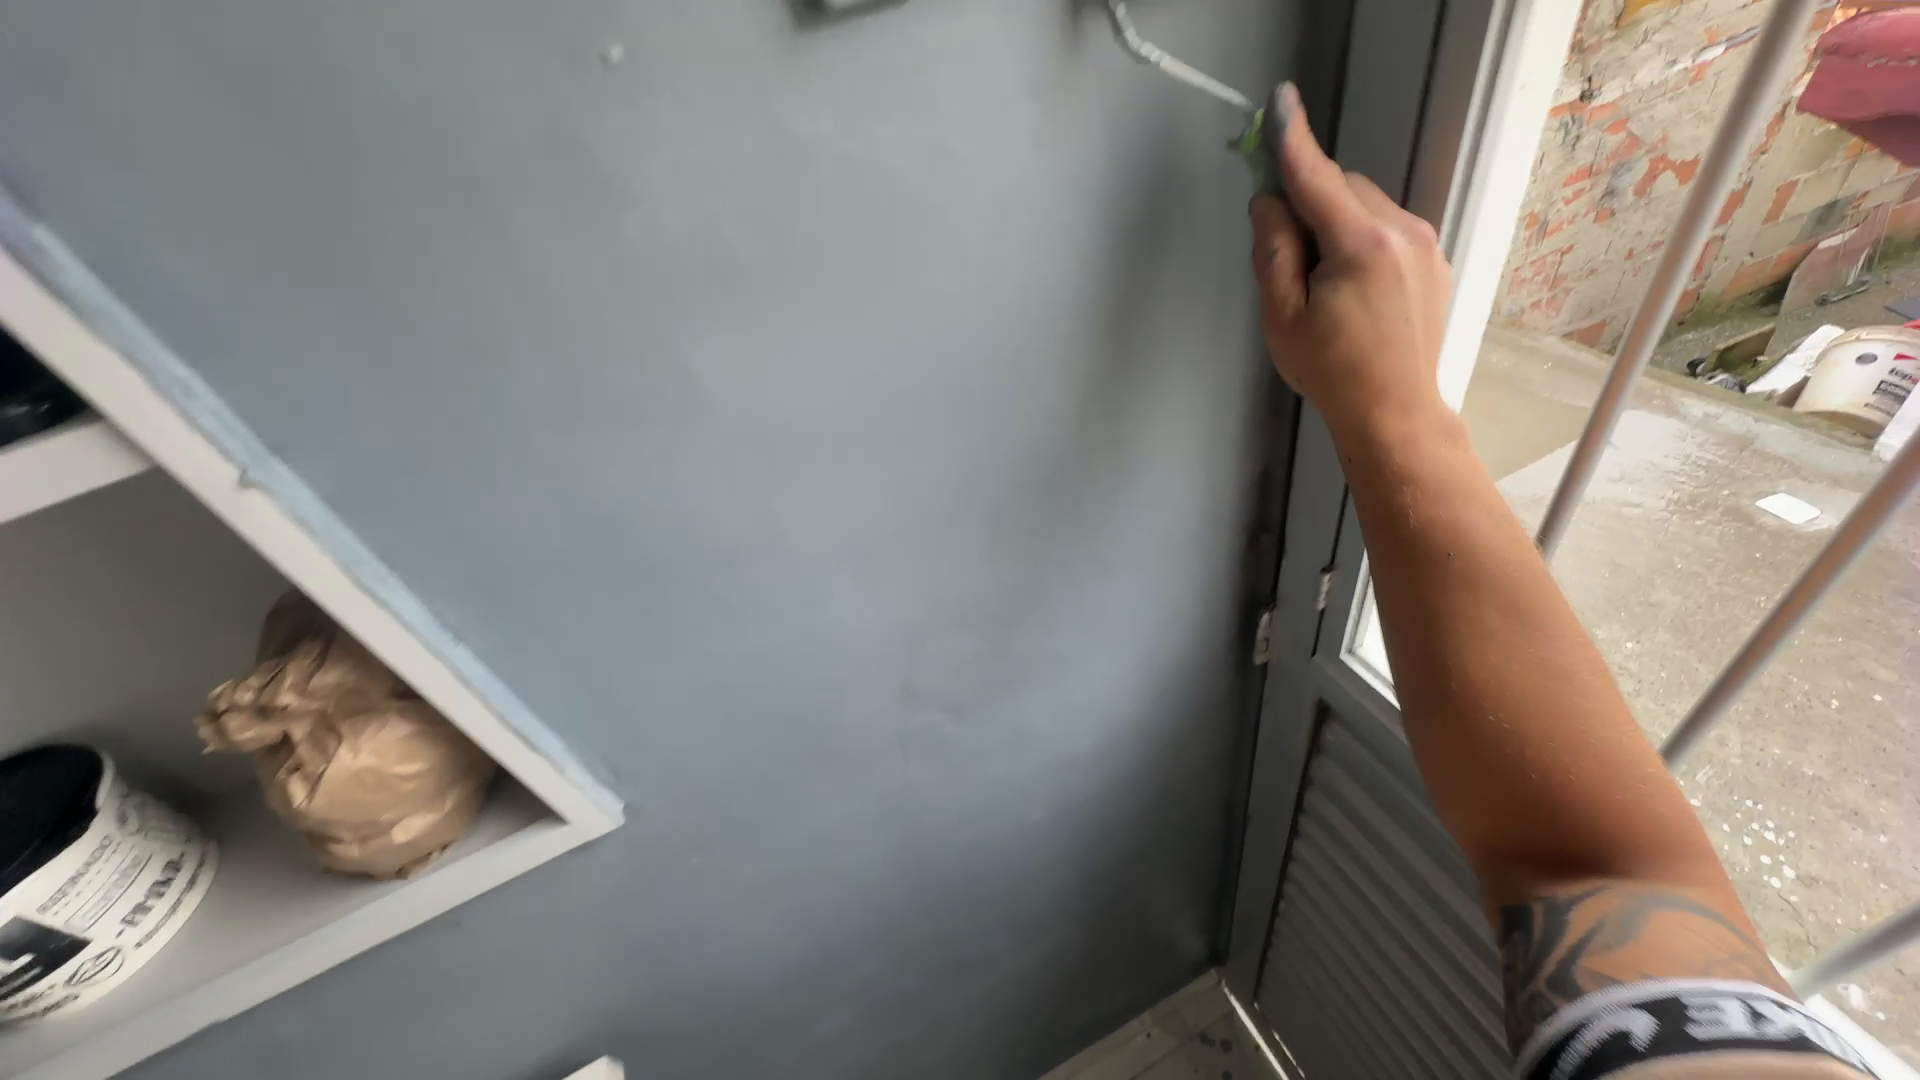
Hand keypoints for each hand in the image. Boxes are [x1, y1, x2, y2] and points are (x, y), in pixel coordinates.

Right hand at [1251, 83, 1453, 440]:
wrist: (1393, 411)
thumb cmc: (1331, 372)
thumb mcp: (1282, 317)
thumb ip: (1273, 253)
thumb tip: (1268, 203)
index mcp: (1361, 246)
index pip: (1318, 178)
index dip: (1292, 141)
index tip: (1279, 102)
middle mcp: (1403, 232)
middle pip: (1344, 188)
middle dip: (1310, 204)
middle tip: (1287, 255)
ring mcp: (1425, 245)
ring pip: (1367, 206)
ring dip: (1335, 224)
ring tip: (1321, 284)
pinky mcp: (1433, 260)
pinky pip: (1388, 228)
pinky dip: (1360, 238)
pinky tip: (1349, 287)